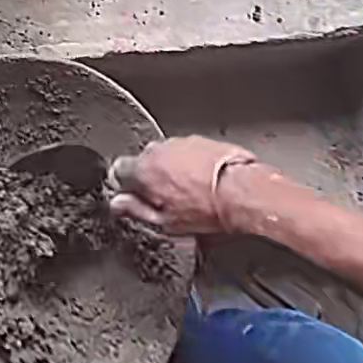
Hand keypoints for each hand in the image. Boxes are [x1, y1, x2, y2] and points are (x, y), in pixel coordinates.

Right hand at [106, 136, 258, 235]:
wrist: (245, 192)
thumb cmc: (208, 210)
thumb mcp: (165, 222)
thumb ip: (135, 210)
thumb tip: (117, 204)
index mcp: (142, 170)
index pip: (118, 170)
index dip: (126, 185)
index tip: (137, 196)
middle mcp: (157, 151)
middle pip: (143, 161)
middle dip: (151, 176)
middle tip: (168, 197)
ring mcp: (179, 143)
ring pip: (166, 155)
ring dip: (172, 169)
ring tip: (191, 190)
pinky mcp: (200, 140)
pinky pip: (187, 151)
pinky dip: (192, 163)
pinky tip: (205, 180)